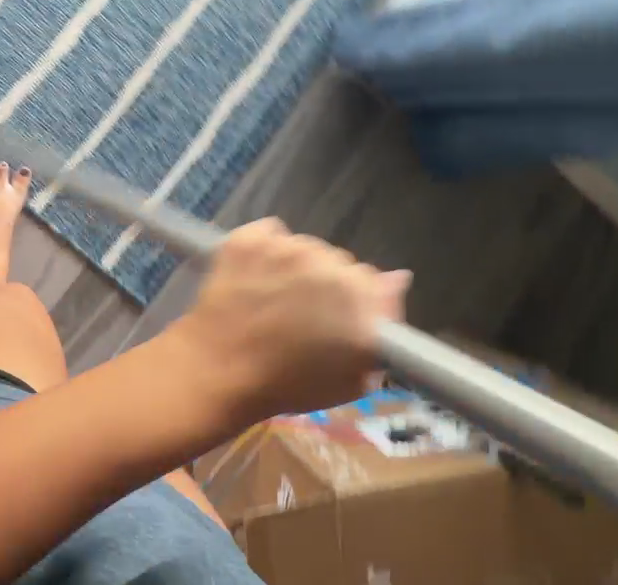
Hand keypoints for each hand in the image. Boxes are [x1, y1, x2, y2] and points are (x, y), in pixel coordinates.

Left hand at [165, 218, 409, 422]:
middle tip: (302, 313)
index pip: (378, 283)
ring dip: (296, 266)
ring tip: (273, 297)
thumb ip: (383, 331)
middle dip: (328, 284)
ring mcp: (290, 248)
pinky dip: (266, 248)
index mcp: (362, 303)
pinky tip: (255, 276)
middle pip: (340, 263)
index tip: (339, 318)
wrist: (218, 370)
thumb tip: (400, 278)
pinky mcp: (253, 236)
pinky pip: (271, 233)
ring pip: (306, 247)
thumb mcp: (352, 378)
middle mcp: (331, 268)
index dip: (359, 302)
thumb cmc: (288, 385)